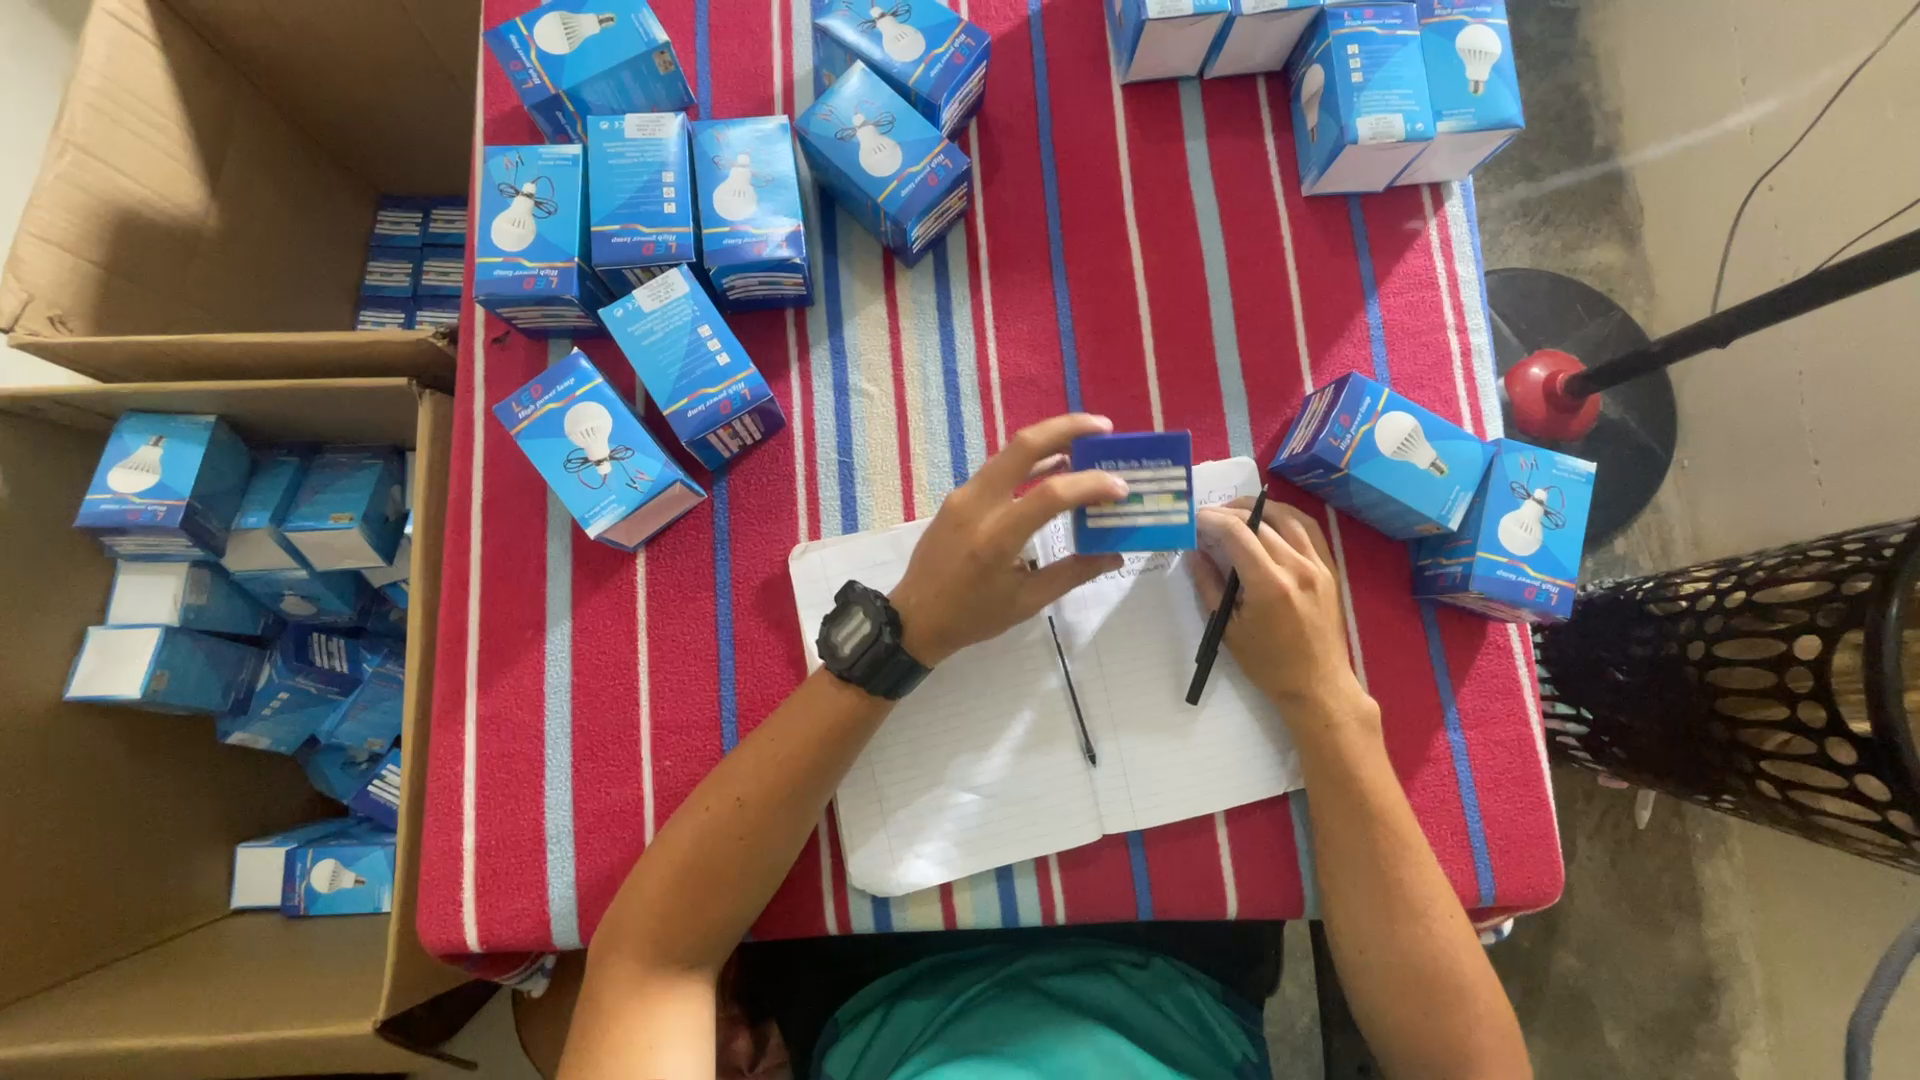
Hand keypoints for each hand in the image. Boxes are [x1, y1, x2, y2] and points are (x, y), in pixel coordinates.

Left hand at [889, 414, 1128, 664]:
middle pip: (1023, 446)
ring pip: (1008, 452)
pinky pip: (997, 469)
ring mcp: (963, 496)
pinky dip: (1028, 461)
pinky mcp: (957, 497)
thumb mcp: (1026, 602)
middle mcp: (977, 506)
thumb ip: (1072, 573)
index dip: (1090, 485)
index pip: (1050, 495)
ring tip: (1086, 442)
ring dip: (1048, 440)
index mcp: (996, 539)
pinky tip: (1052, 464)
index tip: (1121, 487)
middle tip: (1105, 428)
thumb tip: (1115, 555)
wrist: (914, 618)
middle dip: (1067, 428)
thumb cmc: (972, 616)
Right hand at [1191, 498, 1374, 732]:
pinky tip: (1269, 518)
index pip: (1236, 533)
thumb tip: (1193, 552)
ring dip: (1257, 508)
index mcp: (1269, 584)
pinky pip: (1308, 529)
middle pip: (1259, 521)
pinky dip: (1286, 516)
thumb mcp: (1227, 628)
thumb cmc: (1267, 663)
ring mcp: (1317, 565)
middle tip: (1206, 519)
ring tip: (1234, 511)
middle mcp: (1296, 567)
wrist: (1318, 684)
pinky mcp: (1329, 568)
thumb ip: (1209, 585)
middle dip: (1228, 513)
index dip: (1211, 520)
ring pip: (1287, 517)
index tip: (1193, 520)